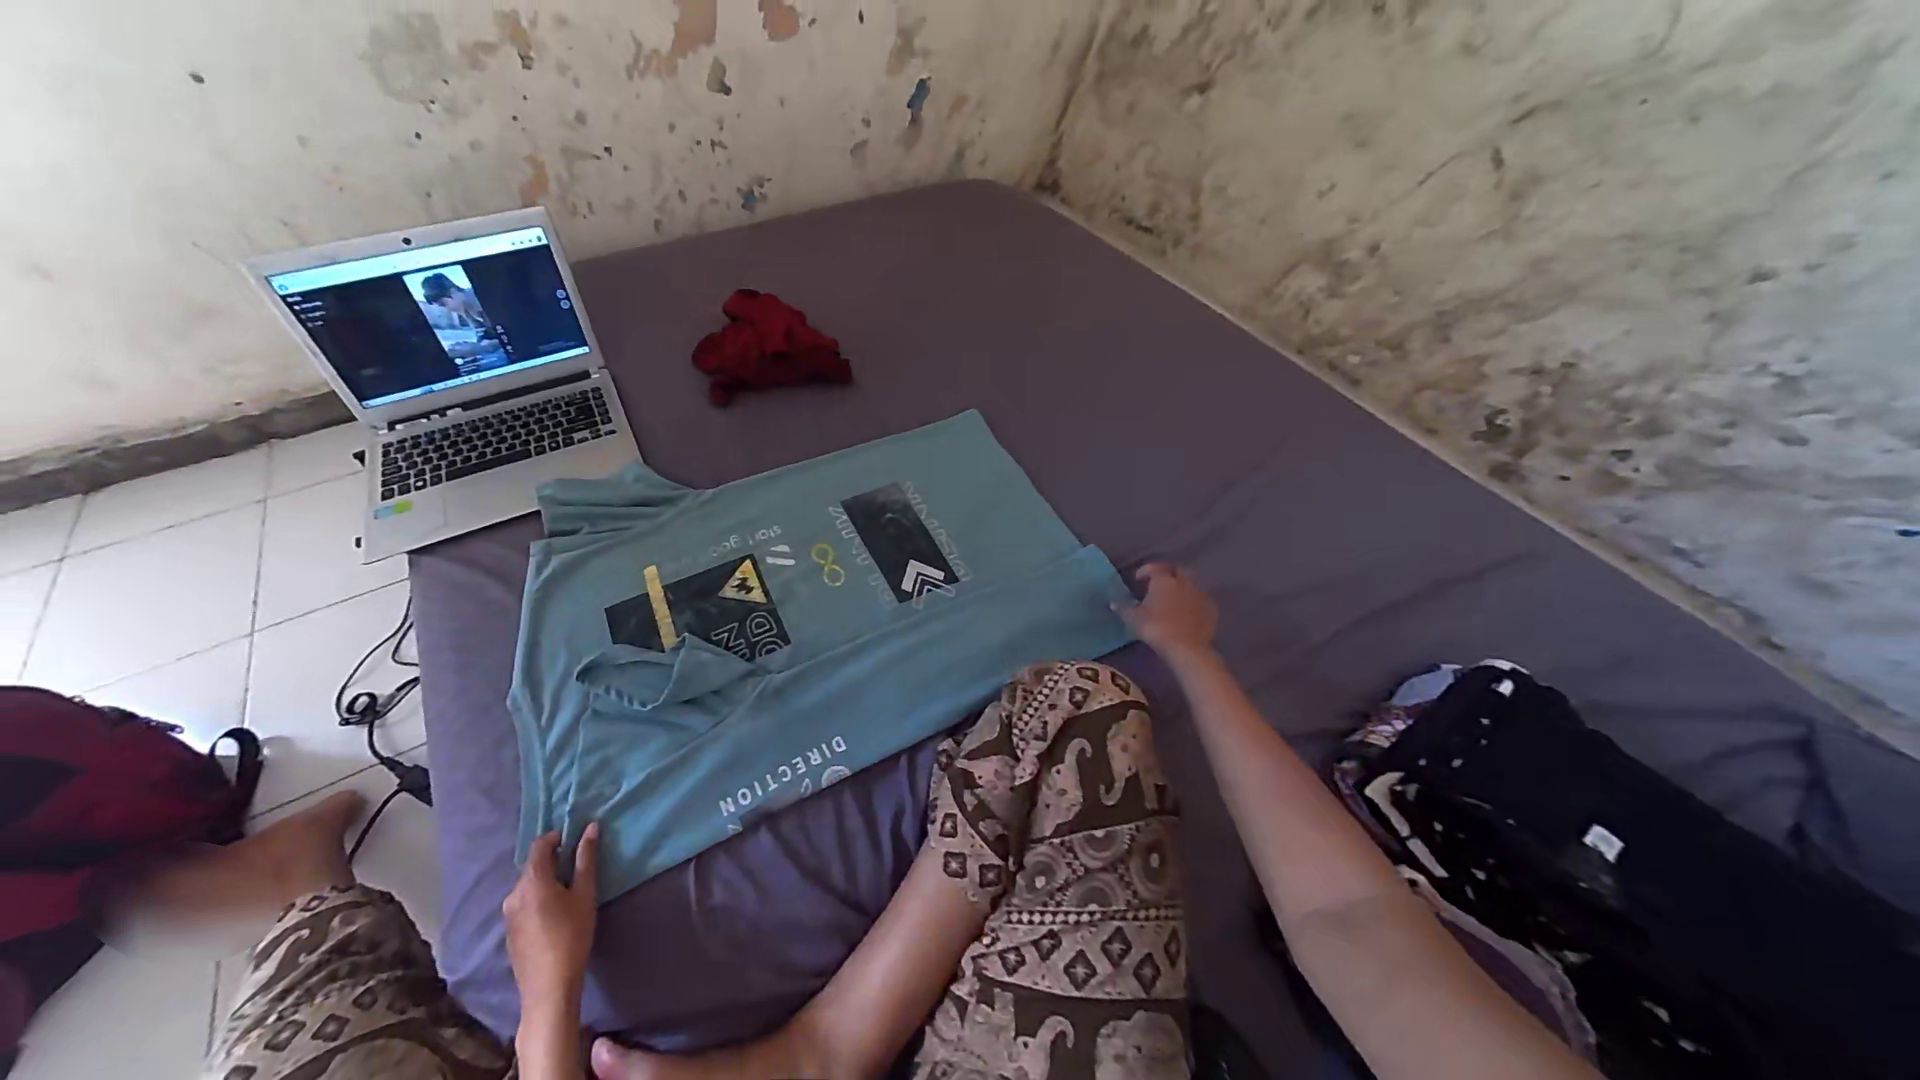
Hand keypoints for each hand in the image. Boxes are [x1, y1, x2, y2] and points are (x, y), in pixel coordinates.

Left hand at [504, 823, 599, 1006]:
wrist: (548, 986)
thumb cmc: (572, 935)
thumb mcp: (584, 894)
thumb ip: (586, 859)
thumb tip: (590, 828)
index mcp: (531, 882)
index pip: (539, 845)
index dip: (557, 836)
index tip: (577, 838)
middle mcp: (513, 894)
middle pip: (533, 865)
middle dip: (554, 859)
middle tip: (579, 865)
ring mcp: (508, 914)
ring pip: (528, 884)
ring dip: (547, 878)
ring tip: (570, 888)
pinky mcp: (509, 929)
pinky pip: (524, 901)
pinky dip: (539, 895)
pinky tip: (555, 910)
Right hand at [1118, 563, 1218, 662]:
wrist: (1186, 647)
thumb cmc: (1155, 628)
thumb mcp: (1133, 619)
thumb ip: (1123, 608)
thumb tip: (1112, 603)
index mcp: (1164, 581)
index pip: (1156, 567)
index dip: (1146, 570)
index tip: (1138, 579)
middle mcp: (1184, 582)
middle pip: (1178, 570)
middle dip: (1169, 573)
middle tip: (1159, 583)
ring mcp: (1200, 594)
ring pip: (1192, 583)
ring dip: (1182, 586)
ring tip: (1174, 597)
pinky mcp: (1211, 608)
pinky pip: (1201, 598)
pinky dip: (1193, 600)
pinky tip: (1188, 609)